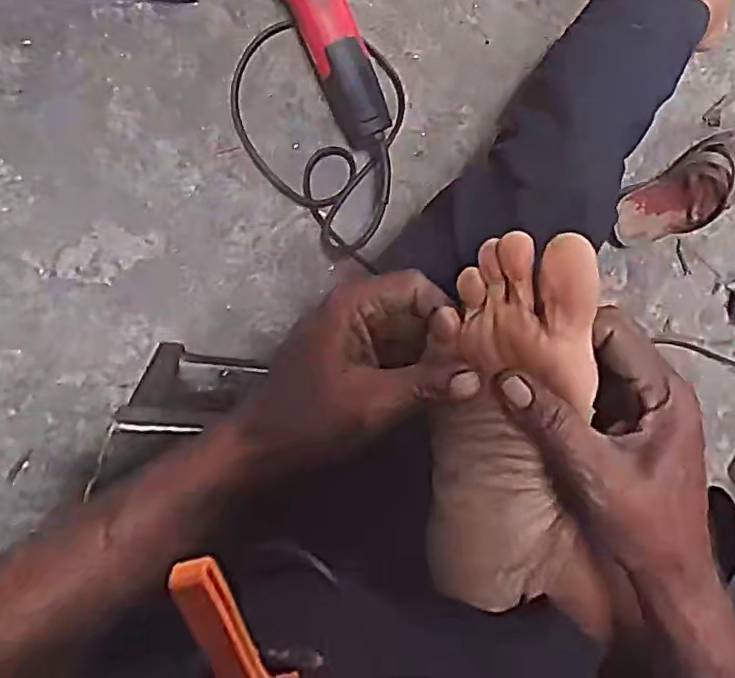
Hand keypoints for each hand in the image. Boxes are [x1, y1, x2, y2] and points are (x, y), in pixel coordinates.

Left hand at [234, 270, 481, 475]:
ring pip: (409, 327)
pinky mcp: (356, 351)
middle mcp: (355, 305)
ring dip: (432, 350)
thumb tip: (476, 377)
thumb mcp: (371, 404)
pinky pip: (397, 346)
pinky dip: (417, 362)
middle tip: (465, 367)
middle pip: (415, 304)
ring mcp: (355, 328)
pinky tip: (435, 385)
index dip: (443, 311)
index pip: (416, 285)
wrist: (258, 449)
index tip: (462, 347)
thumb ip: (425, 385)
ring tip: (457, 378)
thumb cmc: (308, 421)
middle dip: (441, 333)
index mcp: (353, 302)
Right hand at [494, 308, 717, 588]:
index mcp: (666, 392)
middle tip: (521, 343)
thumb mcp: (596, 475)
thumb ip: (554, 425)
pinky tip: (538, 395)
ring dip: (563, 366)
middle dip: (564, 342)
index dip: (573, 323)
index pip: (616, 329)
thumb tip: (510, 381)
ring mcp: (644, 408)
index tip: (533, 327)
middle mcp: (659, 391)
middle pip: (605, 342)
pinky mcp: (628, 425)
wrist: (671, 585)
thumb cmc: (651, 534)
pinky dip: (568, 390)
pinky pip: (595, 391)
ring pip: (598, 365)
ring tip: (523, 363)